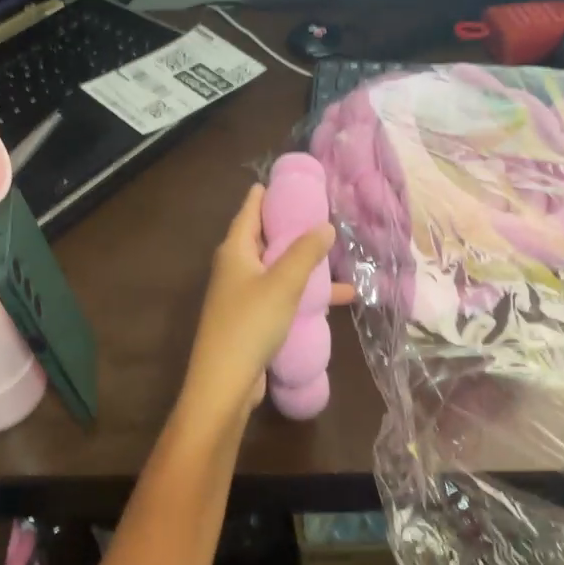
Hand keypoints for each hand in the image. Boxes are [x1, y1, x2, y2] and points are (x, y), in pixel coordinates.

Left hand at [180, 185, 355, 416]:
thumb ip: (306, 252)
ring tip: (338, 256)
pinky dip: (303, 294)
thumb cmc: (250, 324)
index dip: (268, 194)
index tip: (291, 181)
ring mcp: (242, 296)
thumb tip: (325, 225)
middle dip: (293, 228)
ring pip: (277, 270)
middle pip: (264, 239)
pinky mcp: (251, 321)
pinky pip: (281, 297)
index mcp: (235, 251)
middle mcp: (235, 269)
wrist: (225, 383)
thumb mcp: (283, 283)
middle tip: (322, 213)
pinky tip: (335, 300)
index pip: (249, 210)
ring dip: (304, 265)